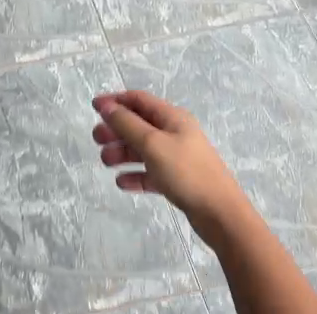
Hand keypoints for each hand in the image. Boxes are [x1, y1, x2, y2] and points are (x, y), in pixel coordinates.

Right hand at [92, 91, 244, 222]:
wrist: (222, 216)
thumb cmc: (186, 172)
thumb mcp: (152, 144)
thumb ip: (127, 124)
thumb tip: (106, 106)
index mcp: (172, 118)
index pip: (139, 100)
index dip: (115, 101)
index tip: (93, 108)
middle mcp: (175, 134)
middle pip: (139, 125)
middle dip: (116, 130)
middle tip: (96, 140)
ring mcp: (177, 158)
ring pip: (143, 149)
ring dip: (122, 153)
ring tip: (106, 163)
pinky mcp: (178, 181)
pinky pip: (151, 172)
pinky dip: (135, 175)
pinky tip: (122, 183)